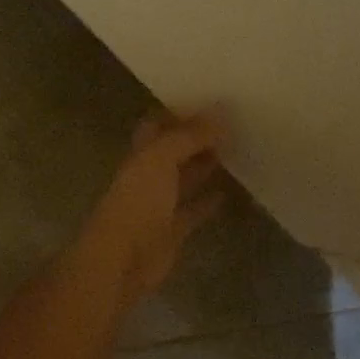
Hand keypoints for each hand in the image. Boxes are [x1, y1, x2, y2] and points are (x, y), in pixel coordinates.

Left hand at [82, 109, 229, 301]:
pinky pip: (193, 209)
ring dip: (205, 165)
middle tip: (232, 123)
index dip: (179, 112)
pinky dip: (208, 200)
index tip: (209, 100)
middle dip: (197, 137)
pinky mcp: (173, 229)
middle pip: (174, 150)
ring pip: (185, 177)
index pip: (158, 124)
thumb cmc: (137, 203)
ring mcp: (160, 203)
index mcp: (141, 153)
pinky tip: (229, 191)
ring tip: (237, 149)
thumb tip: (219, 110)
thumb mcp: (160, 160)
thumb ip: (188, 136)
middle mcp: (149, 174)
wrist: (123, 259)